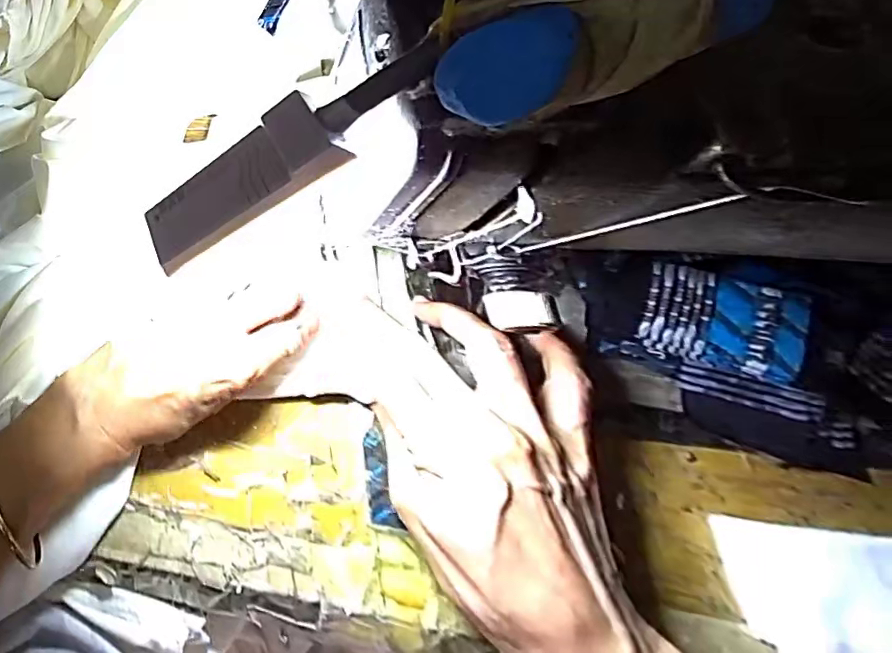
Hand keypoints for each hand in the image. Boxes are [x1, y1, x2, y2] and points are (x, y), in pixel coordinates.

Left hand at [59, 286, 317, 466]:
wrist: (102, 400)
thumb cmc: (150, 417)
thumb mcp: (202, 410)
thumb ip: (226, 380)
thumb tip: (245, 362)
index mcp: (227, 367)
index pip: (275, 342)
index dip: (298, 329)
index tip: (311, 318)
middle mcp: (210, 336)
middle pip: (256, 305)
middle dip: (280, 298)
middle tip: (296, 293)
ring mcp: (184, 316)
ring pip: (225, 296)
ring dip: (246, 292)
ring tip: (264, 287)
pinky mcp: (159, 308)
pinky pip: (192, 297)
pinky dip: (208, 296)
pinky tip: (214, 295)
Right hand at [374, 300, 672, 652]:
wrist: (581, 634)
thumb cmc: (500, 591)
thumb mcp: (421, 518)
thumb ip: (399, 452)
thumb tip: (383, 405)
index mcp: (458, 456)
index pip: (393, 381)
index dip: (362, 347)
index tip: (342, 322)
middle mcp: (504, 436)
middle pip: (433, 358)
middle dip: (390, 324)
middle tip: (366, 303)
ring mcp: (546, 438)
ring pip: (502, 352)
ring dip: (462, 321)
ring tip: (435, 311)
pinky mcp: (578, 449)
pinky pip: (572, 386)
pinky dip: (553, 353)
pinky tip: (533, 337)